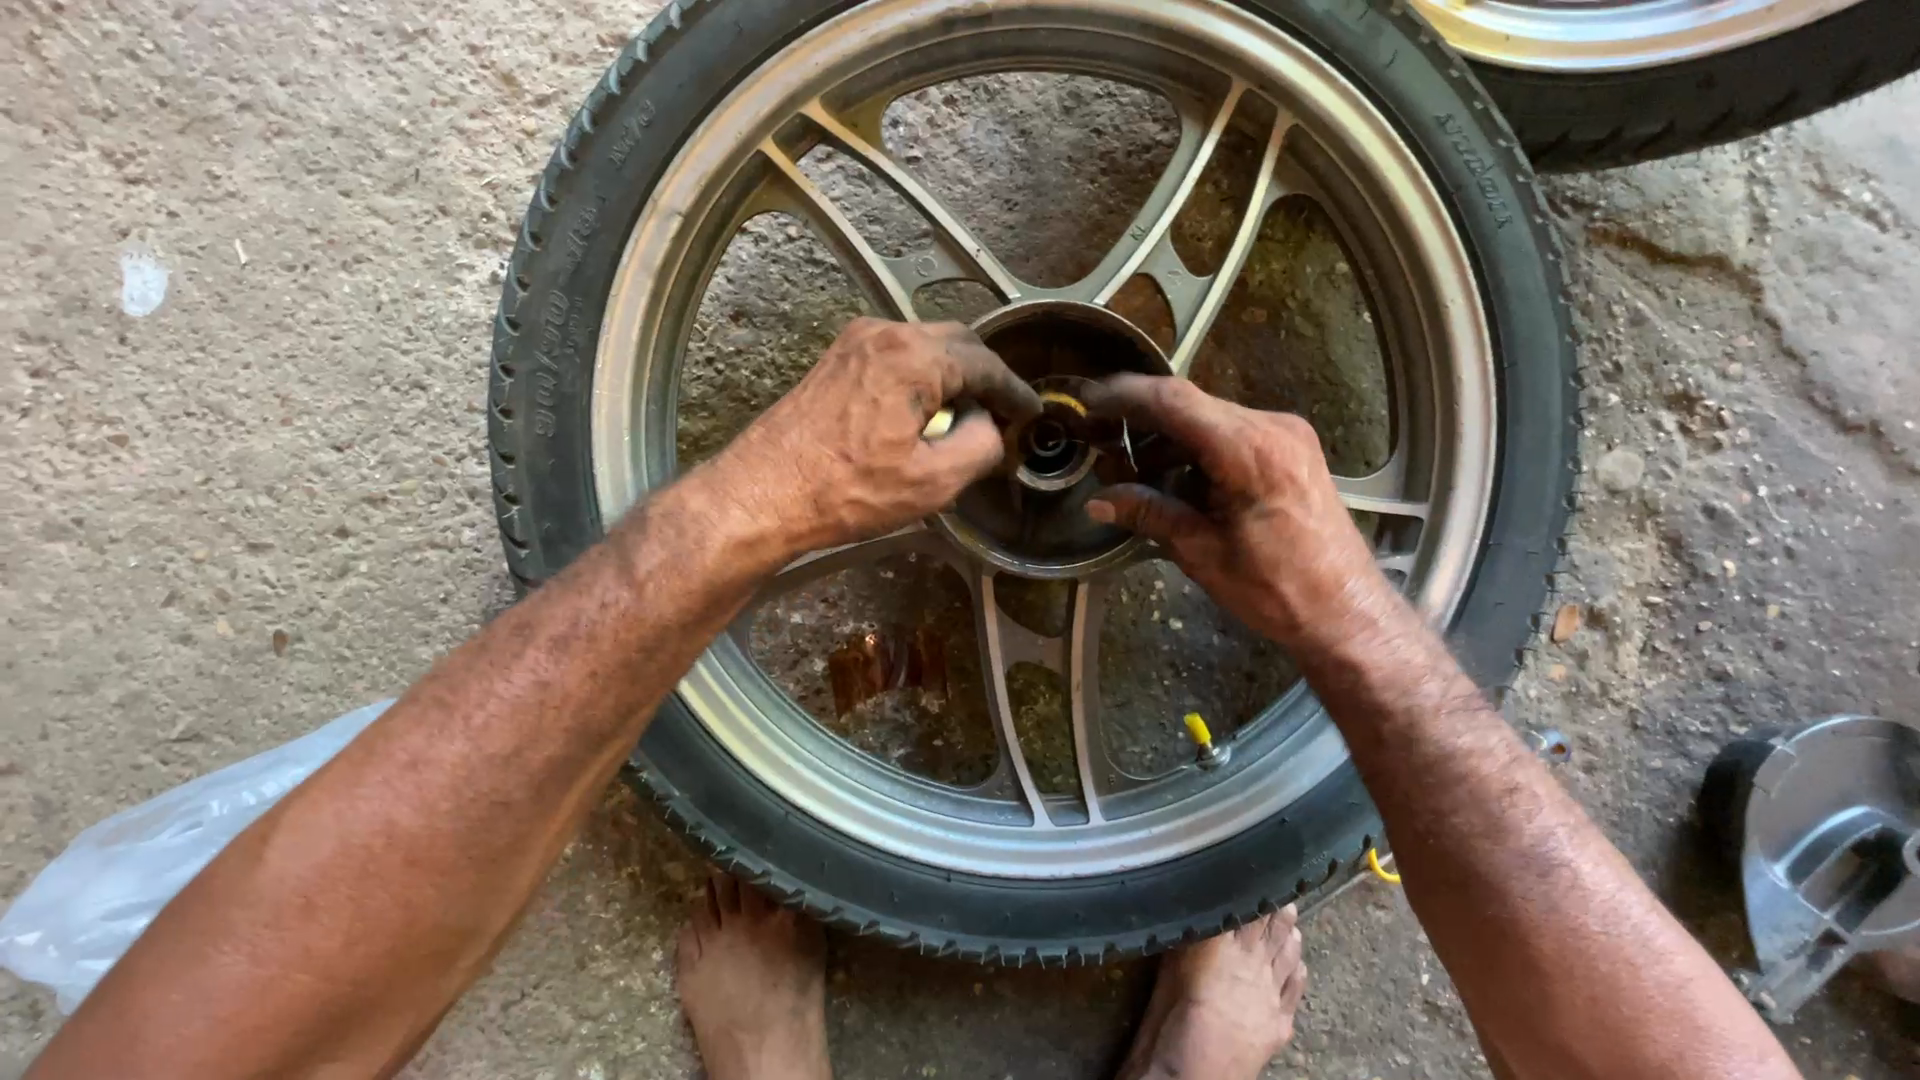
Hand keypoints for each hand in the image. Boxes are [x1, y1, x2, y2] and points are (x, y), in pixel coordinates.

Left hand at [713, 318, 1041, 553]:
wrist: (762, 494)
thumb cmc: (845, 492)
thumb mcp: (932, 482)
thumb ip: (980, 446)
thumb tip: (990, 429)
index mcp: (913, 357)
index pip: (985, 364)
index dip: (1015, 391)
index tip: (1031, 413)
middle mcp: (884, 334)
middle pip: (957, 342)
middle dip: (986, 376)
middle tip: (1005, 413)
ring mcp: (854, 343)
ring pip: (925, 346)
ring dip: (953, 375)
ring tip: (968, 416)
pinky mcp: (836, 360)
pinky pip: (896, 356)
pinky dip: (922, 377)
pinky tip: (925, 412)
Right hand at [1083, 375, 1397, 655]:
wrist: (1346, 611)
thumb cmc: (1276, 590)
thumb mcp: (1201, 552)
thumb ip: (1149, 513)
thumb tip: (1097, 499)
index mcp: (1249, 450)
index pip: (1174, 401)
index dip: (1125, 395)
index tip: (1088, 400)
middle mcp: (1272, 427)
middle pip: (1190, 405)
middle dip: (1141, 421)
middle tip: (1100, 441)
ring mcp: (1286, 435)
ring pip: (1209, 418)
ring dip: (1167, 439)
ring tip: (1131, 472)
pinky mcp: (1292, 449)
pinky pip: (1231, 433)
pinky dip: (1196, 448)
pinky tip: (1174, 479)